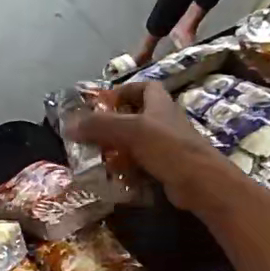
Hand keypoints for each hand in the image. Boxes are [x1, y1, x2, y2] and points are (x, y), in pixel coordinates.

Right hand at [62, 81, 232, 209]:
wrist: (201, 183)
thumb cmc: (169, 148)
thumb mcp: (131, 130)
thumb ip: (99, 125)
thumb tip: (69, 126)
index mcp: (160, 104)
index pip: (143, 87)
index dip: (123, 91)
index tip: (102, 103)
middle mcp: (164, 122)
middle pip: (136, 116)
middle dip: (113, 124)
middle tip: (91, 134)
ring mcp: (166, 146)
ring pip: (136, 142)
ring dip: (117, 148)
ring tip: (95, 157)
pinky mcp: (166, 168)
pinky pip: (140, 164)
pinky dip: (126, 169)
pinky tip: (112, 177)